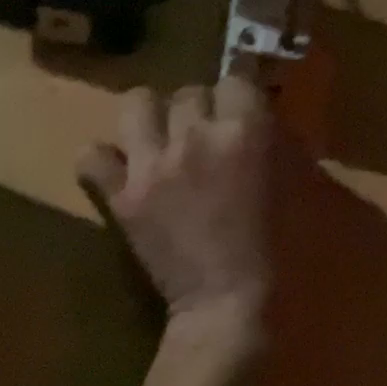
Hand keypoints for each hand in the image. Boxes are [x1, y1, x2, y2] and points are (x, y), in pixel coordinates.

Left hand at [79, 80, 271, 320]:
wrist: (226, 308)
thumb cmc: (275, 259)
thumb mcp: (294, 191)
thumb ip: (275, 148)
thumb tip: (259, 123)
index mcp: (246, 132)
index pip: (237, 77)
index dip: (237, 97)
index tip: (239, 115)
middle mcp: (195, 138)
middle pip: (188, 92)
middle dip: (197, 114)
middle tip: (202, 146)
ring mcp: (152, 167)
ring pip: (137, 104)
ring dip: (149, 120)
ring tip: (158, 145)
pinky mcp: (122, 200)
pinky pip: (92, 158)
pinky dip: (101, 162)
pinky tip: (117, 173)